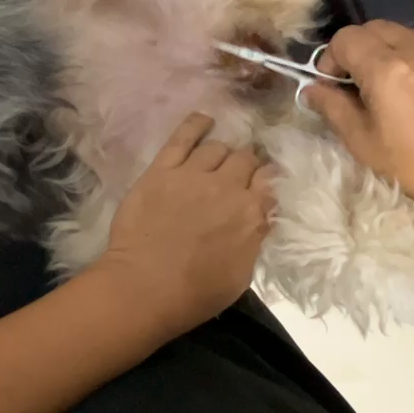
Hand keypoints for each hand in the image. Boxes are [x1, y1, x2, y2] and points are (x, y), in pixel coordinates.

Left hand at [99, 113, 277, 329]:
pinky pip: (182, 137)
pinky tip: (204, 120)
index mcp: (250, 214)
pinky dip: (195, 125)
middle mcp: (226, 187)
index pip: (269, 181)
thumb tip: (260, 214)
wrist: (144, 287)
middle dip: (246, 164)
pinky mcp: (160, 170)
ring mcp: (191, 174)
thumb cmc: (195, 292)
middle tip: (238, 172)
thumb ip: (254, 236)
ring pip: (216, 148)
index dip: (265, 180)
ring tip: (217, 158)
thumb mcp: (242, 273)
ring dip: (221, 152)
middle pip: (244, 159)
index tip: (261, 184)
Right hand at [300, 21, 413, 235]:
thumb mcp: (363, 143)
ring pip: (407, 33)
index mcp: (387, 70)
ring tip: (397, 84)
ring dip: (391, 50)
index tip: (334, 85)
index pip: (346, 39)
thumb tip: (312, 89)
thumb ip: (332, 107)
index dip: (331, 58)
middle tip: (360, 84)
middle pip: (375, 29)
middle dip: (359, 51)